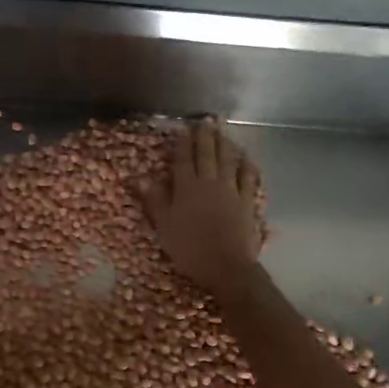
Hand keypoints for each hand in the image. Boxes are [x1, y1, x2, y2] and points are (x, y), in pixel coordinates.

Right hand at [139, 119, 263, 297]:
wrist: (226, 266)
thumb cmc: (189, 248)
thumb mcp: (164, 226)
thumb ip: (155, 199)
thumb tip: (139, 177)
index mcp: (187, 188)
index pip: (183, 159)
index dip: (182, 143)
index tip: (182, 129)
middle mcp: (209, 183)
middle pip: (207, 154)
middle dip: (205, 137)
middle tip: (205, 121)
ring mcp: (231, 191)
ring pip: (228, 161)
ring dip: (225, 144)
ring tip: (223, 132)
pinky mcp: (247, 202)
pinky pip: (249, 178)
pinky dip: (247, 166)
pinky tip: (246, 159)